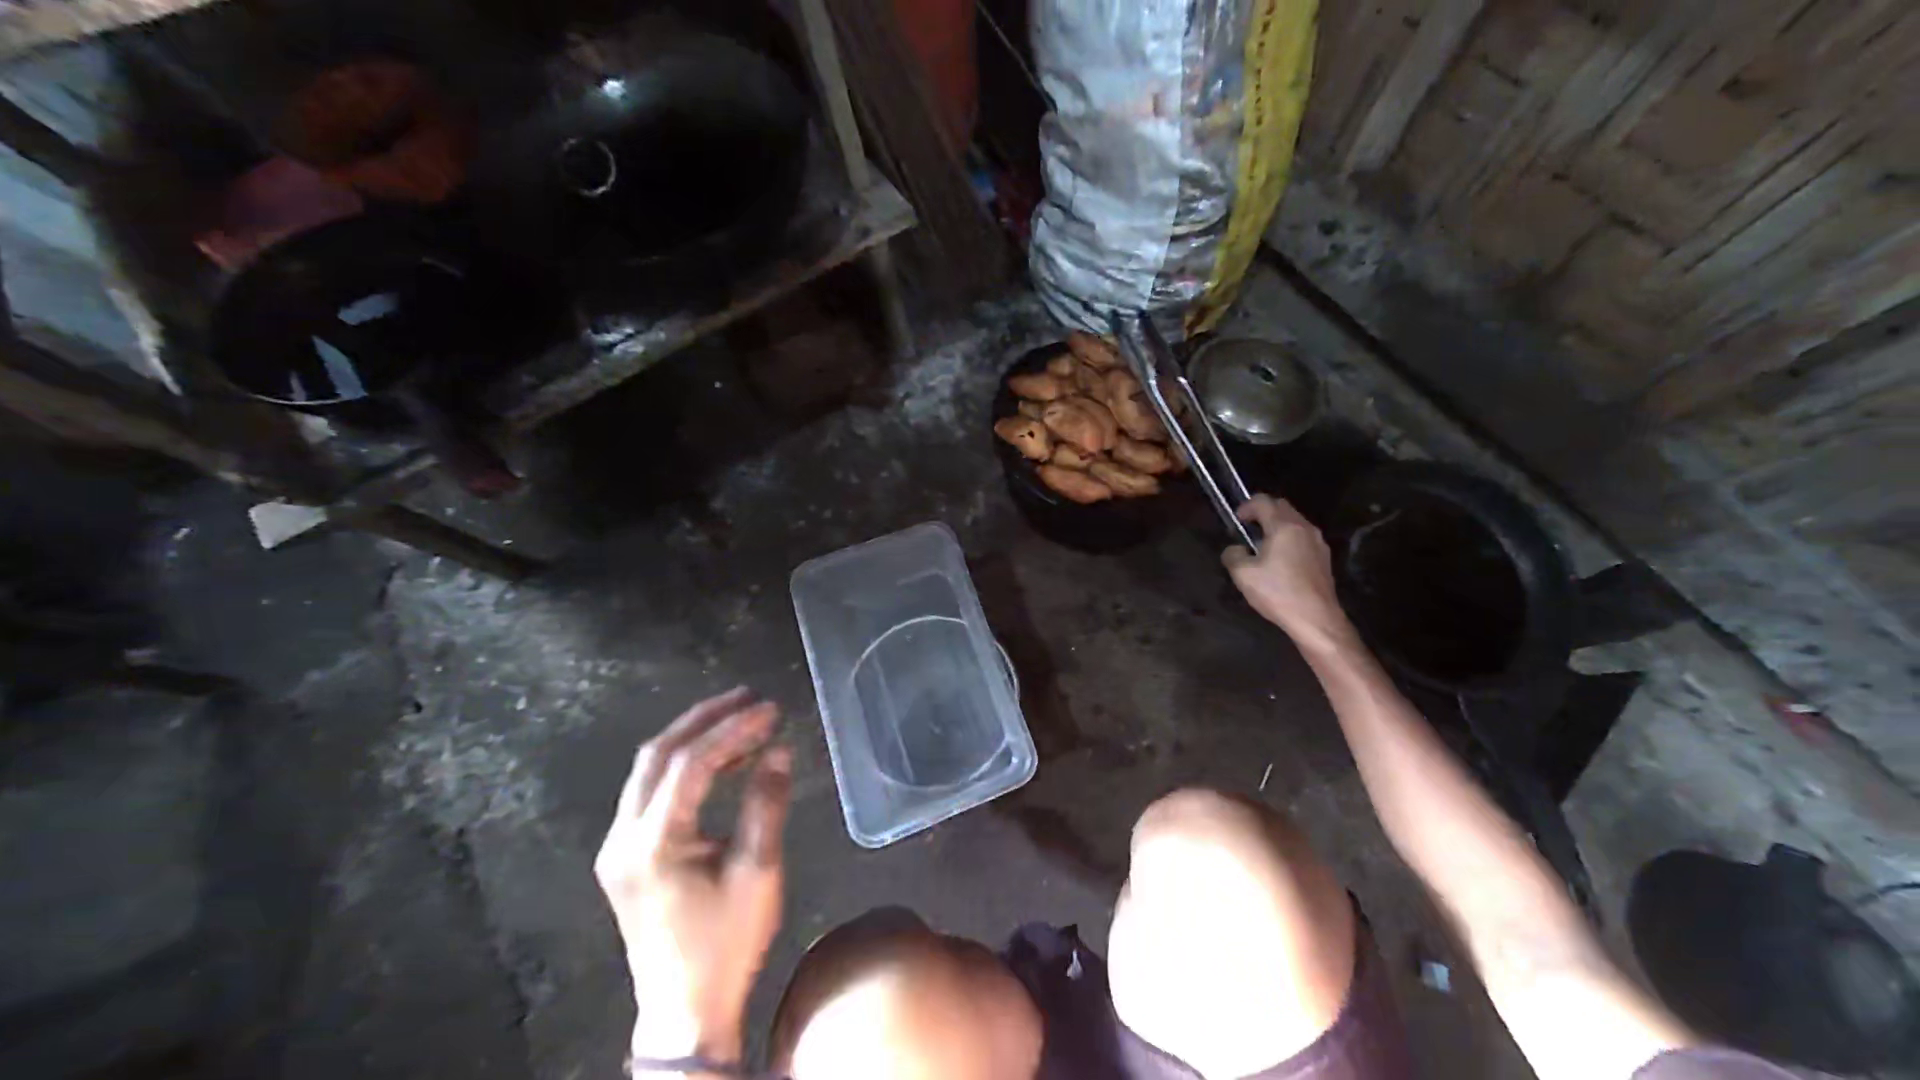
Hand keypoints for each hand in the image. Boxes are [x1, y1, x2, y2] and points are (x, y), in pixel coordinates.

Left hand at [595, 688, 792, 1064]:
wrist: (684, 1010)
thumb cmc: (726, 944)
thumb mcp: (757, 873)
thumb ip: (765, 805)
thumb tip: (780, 750)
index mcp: (653, 843)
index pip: (692, 764)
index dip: (733, 730)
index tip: (771, 710)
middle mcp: (623, 837)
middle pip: (658, 755)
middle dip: (705, 719)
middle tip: (749, 698)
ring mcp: (617, 847)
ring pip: (649, 770)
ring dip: (693, 738)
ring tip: (739, 718)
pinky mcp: (625, 856)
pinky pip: (650, 792)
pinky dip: (684, 766)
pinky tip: (718, 761)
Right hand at [1222, 495, 1360, 656]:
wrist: (1316, 619)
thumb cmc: (1278, 593)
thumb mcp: (1242, 574)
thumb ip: (1233, 555)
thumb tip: (1236, 549)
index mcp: (1284, 527)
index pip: (1264, 501)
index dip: (1246, 506)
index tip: (1237, 521)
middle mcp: (1304, 528)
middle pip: (1282, 507)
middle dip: (1263, 513)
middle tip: (1248, 530)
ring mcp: (1318, 542)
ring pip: (1295, 522)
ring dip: (1277, 526)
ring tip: (1263, 547)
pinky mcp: (1324, 557)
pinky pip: (1303, 537)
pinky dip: (1289, 540)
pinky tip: (1281, 562)